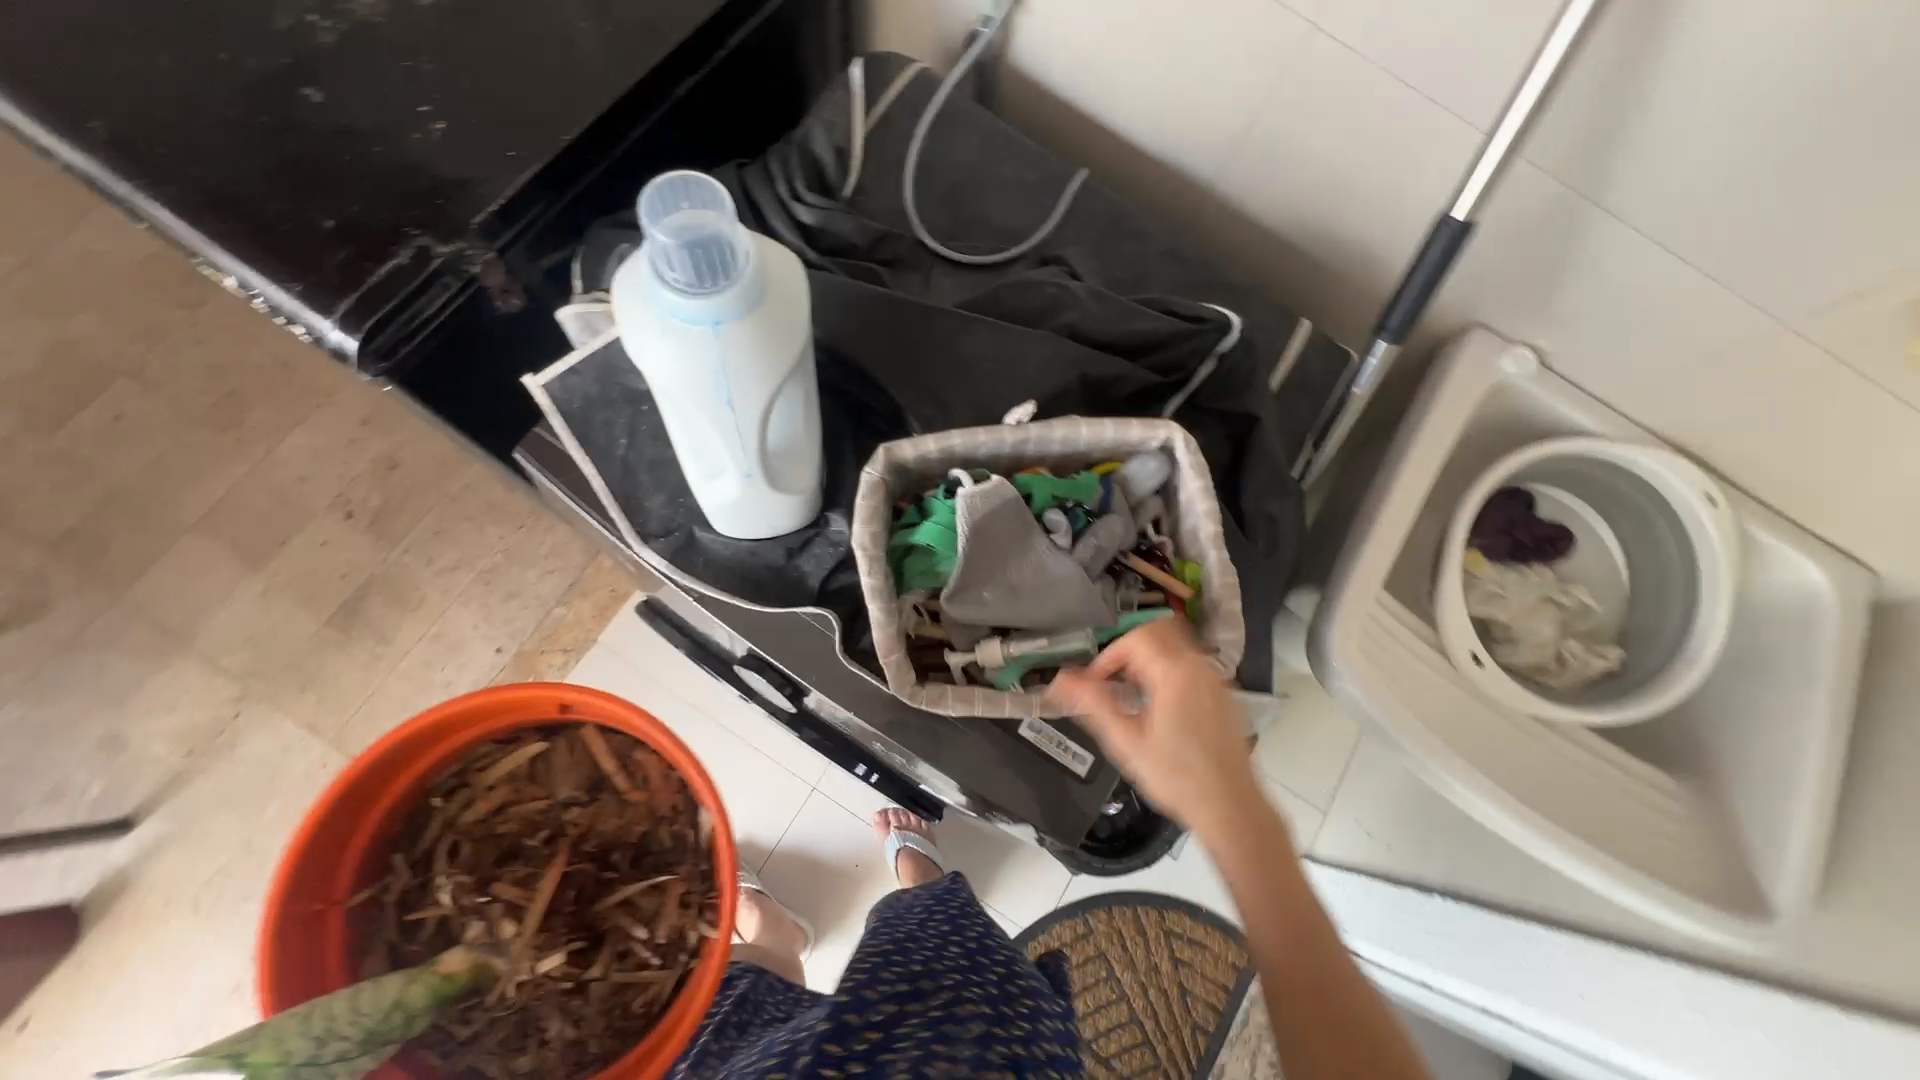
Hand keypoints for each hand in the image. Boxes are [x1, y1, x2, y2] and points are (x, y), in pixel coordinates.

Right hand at [1050, 618, 1265, 843]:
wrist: (1231, 807)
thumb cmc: (1177, 778)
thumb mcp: (1126, 743)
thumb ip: (1093, 704)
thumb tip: (1061, 680)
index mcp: (1174, 673)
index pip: (1134, 638)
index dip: (1107, 656)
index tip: (1094, 683)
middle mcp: (1199, 667)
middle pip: (1157, 632)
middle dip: (1128, 650)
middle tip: (1111, 681)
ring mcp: (1216, 679)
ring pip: (1177, 646)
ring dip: (1149, 659)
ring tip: (1131, 694)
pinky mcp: (1224, 695)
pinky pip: (1192, 665)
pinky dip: (1170, 670)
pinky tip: (1159, 707)